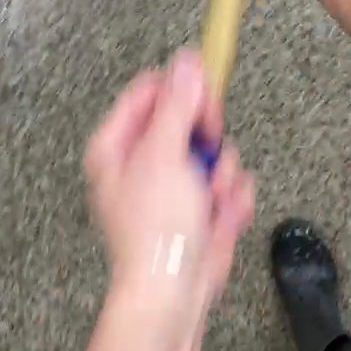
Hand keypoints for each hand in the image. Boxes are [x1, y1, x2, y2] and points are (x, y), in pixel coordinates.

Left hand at [83, 51, 256, 306]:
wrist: (173, 289)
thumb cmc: (155, 229)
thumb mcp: (164, 154)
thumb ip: (177, 104)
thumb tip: (187, 61)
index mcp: (119, 143)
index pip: (153, 90)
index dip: (184, 92)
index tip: (203, 104)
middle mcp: (145, 160)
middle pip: (190, 119)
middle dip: (208, 142)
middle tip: (205, 158)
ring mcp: (175, 184)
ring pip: (216, 152)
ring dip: (222, 177)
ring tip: (208, 202)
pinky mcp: (200, 206)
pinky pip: (229, 185)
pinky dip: (231, 202)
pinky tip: (218, 220)